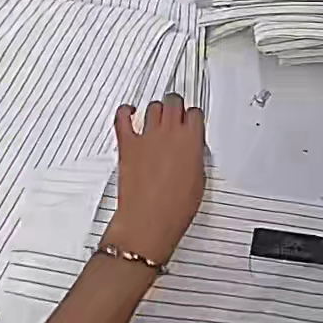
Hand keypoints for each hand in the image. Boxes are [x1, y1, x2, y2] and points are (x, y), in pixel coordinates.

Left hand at [106, 94, 205, 265]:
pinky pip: (122, 117)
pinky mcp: (127, 144)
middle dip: (176, 104)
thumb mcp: (199, 180)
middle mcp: (170, 133)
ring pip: (152, 106)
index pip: (195, 113)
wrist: (149, 220)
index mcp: (191, 140)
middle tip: (175, 110)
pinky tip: (128, 111)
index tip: (191, 119)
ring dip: (156, 108)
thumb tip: (191, 152)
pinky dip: (125, 111)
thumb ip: (195, 157)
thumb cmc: (175, 207)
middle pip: (173, 102)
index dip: (193, 116)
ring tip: (156, 114)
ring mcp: (147, 136)